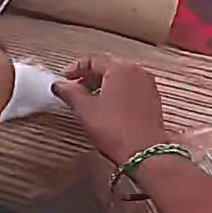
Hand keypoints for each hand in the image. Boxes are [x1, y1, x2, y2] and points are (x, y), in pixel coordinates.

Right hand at [50, 56, 170, 164]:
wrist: (143, 152)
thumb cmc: (116, 130)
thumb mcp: (85, 110)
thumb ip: (70, 93)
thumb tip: (60, 86)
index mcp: (120, 69)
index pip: (93, 60)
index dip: (76, 68)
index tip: (65, 77)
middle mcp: (136, 72)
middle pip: (108, 66)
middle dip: (89, 76)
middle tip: (74, 87)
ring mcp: (147, 85)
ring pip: (120, 77)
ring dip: (102, 84)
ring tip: (88, 98)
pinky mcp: (152, 100)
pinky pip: (130, 88)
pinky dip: (116, 92)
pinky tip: (106, 106)